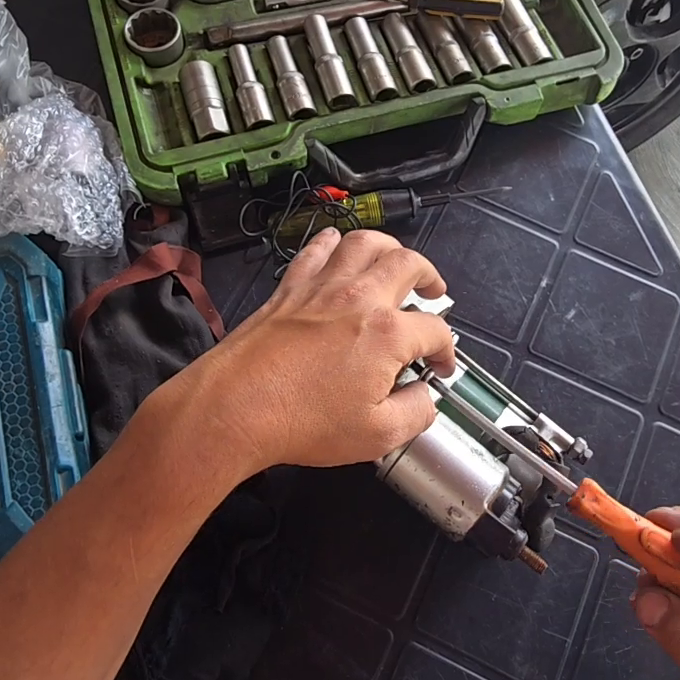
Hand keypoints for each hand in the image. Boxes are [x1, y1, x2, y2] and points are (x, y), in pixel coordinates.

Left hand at [134, 228, 454, 485]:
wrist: (234, 407)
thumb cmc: (301, 422)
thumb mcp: (376, 435)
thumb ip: (414, 414)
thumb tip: (425, 398)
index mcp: (387, 335)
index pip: (435, 331)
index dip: (446, 350)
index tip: (439, 366)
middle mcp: (359, 298)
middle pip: (408, 264)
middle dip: (430, 276)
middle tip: (434, 291)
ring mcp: (322, 288)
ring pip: (364, 243)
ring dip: (389, 246)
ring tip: (396, 260)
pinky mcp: (290, 288)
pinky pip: (316, 250)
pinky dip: (333, 243)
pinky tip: (338, 248)